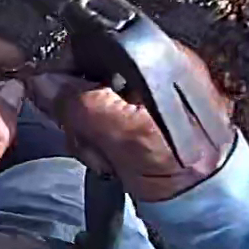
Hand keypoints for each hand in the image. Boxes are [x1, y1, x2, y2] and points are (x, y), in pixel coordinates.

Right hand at [28, 45, 234, 201]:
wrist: (205, 206)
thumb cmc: (183, 169)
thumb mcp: (131, 136)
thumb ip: (85, 105)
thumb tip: (42, 83)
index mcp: (159, 56)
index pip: (96, 42)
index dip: (71, 70)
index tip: (65, 103)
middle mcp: (148, 66)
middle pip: (84, 70)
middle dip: (76, 109)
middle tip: (92, 139)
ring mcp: (138, 93)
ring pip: (82, 97)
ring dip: (82, 130)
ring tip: (104, 154)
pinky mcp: (130, 115)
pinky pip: (90, 116)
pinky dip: (89, 138)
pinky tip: (105, 156)